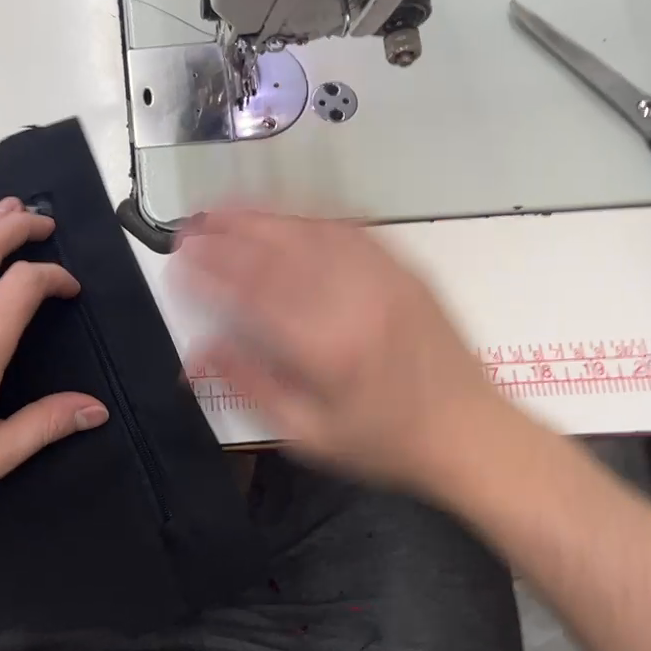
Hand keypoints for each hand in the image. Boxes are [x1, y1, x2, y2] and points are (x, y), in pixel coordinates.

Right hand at [178, 210, 513, 496]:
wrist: (472, 434)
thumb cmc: (383, 442)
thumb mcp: (306, 433)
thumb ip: (249, 385)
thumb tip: (195, 353)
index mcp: (325, 348)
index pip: (251, 292)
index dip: (208, 270)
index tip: (178, 260)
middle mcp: (353, 302)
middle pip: (276, 250)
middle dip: (225, 232)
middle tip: (190, 225)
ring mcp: (383, 279)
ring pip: (309, 231)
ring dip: (260, 215)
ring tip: (222, 208)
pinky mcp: (404, 270)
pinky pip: (349, 229)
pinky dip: (307, 216)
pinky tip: (282, 214)